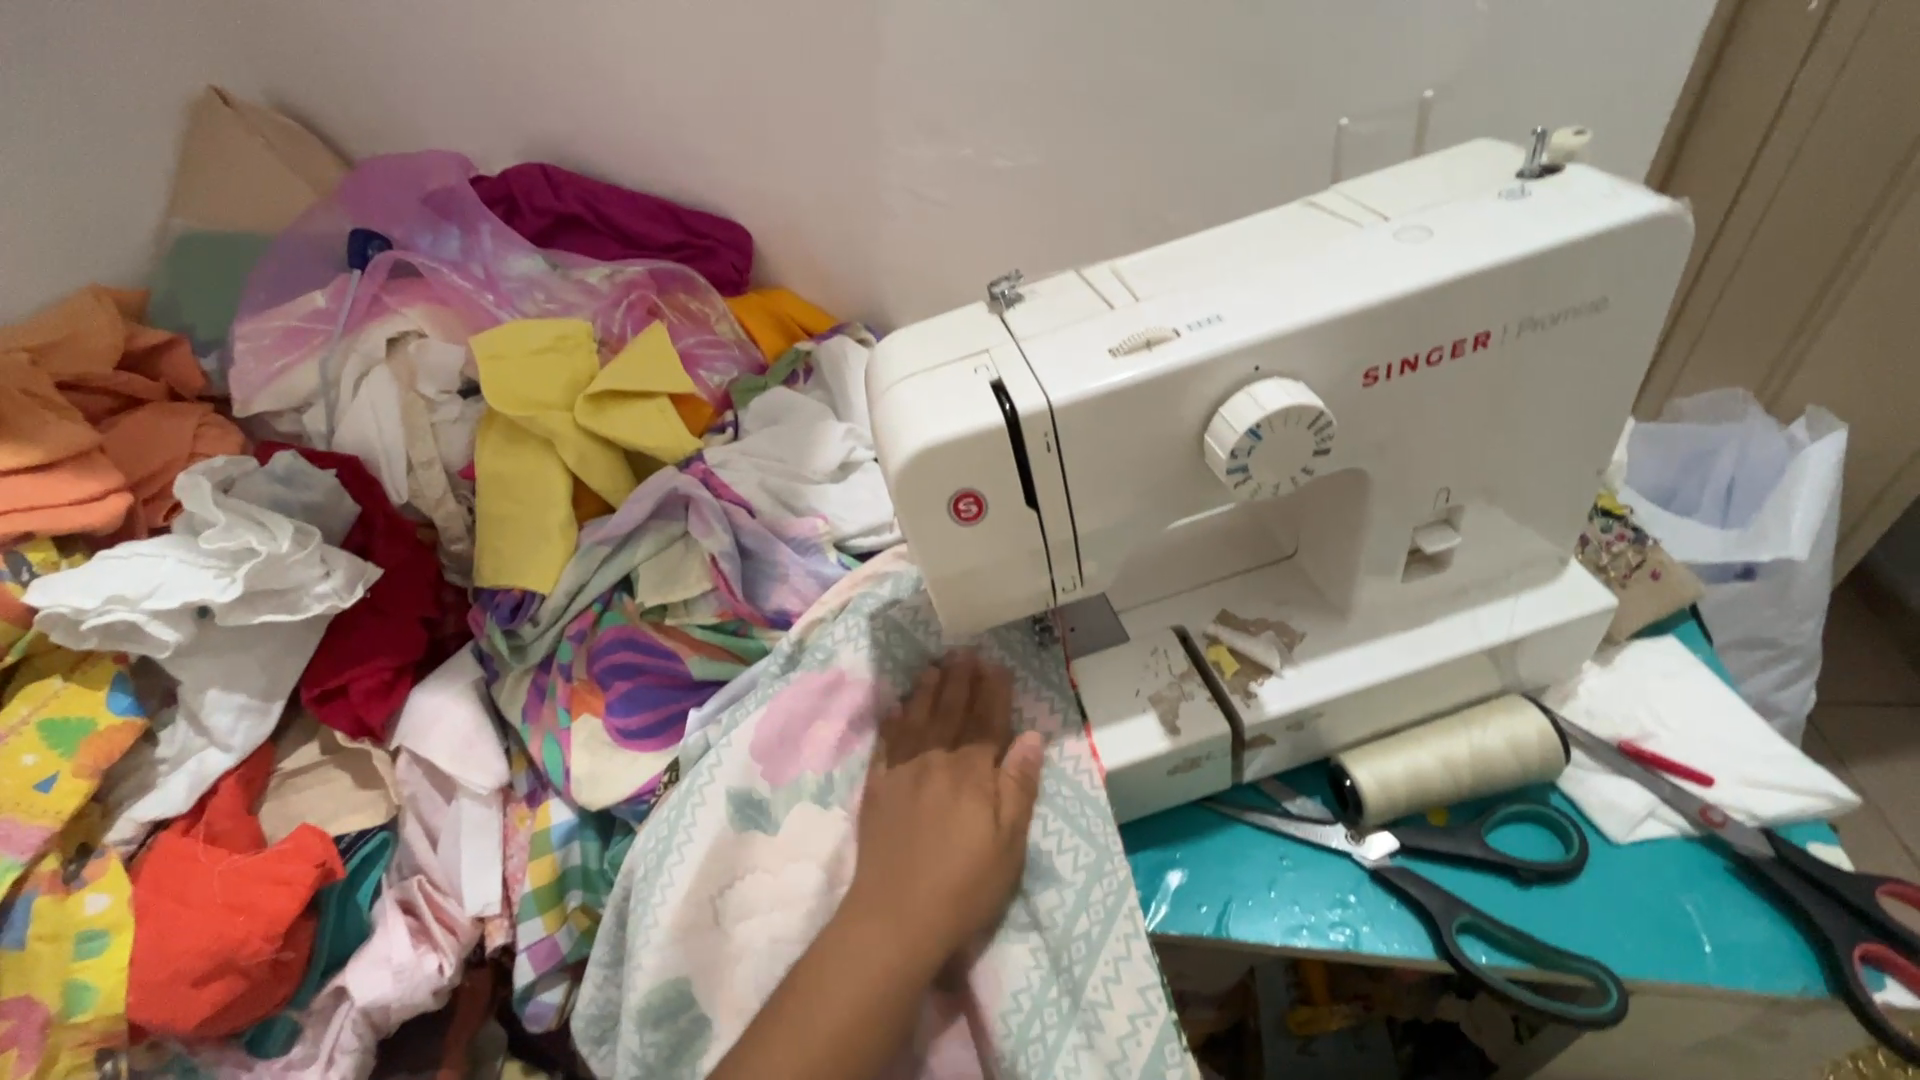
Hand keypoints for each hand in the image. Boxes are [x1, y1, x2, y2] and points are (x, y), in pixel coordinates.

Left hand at [842, 651, 1045, 968]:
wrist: (896, 916)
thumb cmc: (965, 886)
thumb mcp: (1009, 843)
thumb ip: (1019, 786)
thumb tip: (1031, 736)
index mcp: (973, 774)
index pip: (987, 722)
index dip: (993, 692)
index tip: (996, 664)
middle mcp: (936, 762)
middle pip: (951, 713)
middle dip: (960, 680)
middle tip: (965, 652)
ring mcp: (902, 773)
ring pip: (917, 721)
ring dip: (926, 691)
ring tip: (933, 666)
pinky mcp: (876, 790)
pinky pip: (885, 745)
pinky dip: (892, 722)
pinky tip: (895, 708)